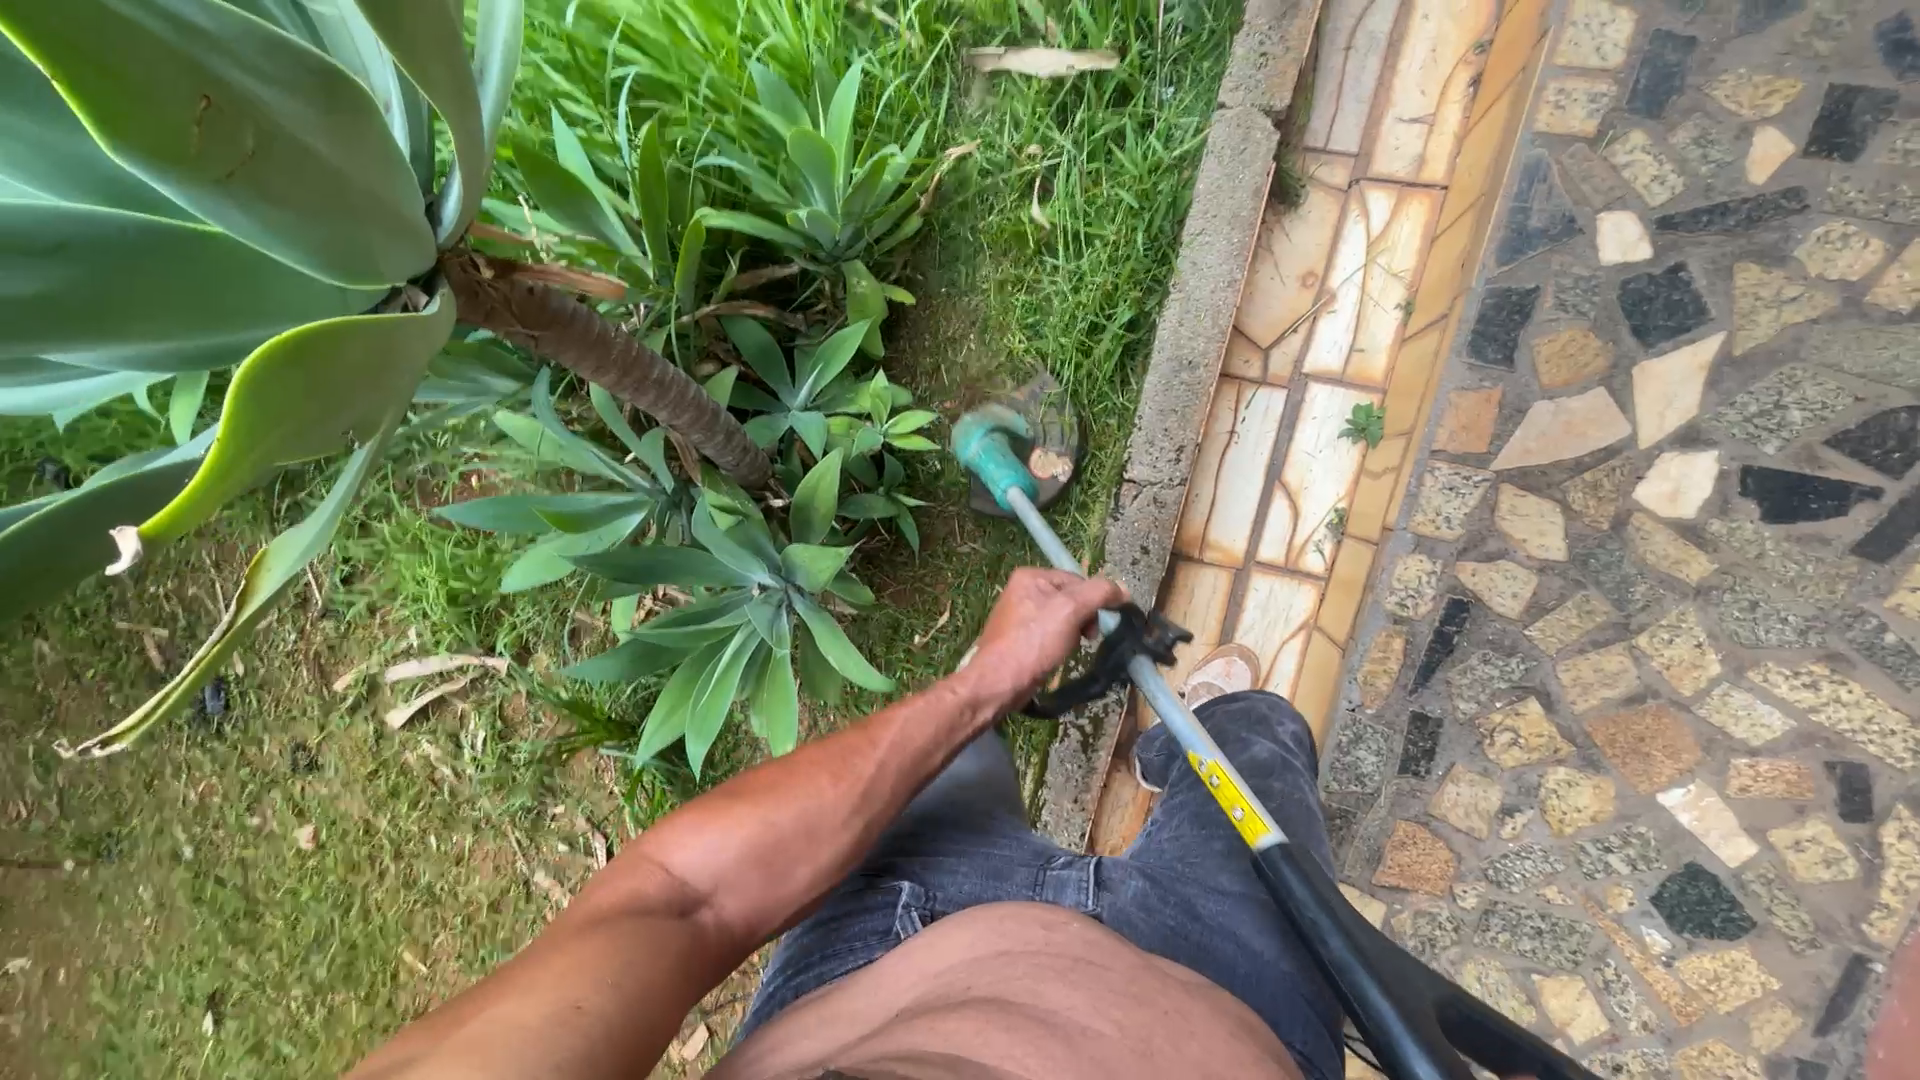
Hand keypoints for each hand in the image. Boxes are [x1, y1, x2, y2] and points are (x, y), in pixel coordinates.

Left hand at [950, 568, 1126, 716]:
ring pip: (1062, 617)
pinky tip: (1057, 654)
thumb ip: (1098, 593)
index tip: (1096, 624)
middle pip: (1070, 598)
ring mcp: (1020, 614)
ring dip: (1073, 632)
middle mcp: (1022, 590)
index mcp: (1031, 576)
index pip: (1077, 580)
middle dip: (1083, 618)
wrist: (1000, 681)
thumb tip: (1122, 588)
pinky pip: (1050, 632)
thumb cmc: (1034, 642)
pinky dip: (1060, 642)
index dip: (1093, 601)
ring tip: (1069, 647)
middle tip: (1086, 637)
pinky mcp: (1020, 636)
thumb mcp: (1071, 610)